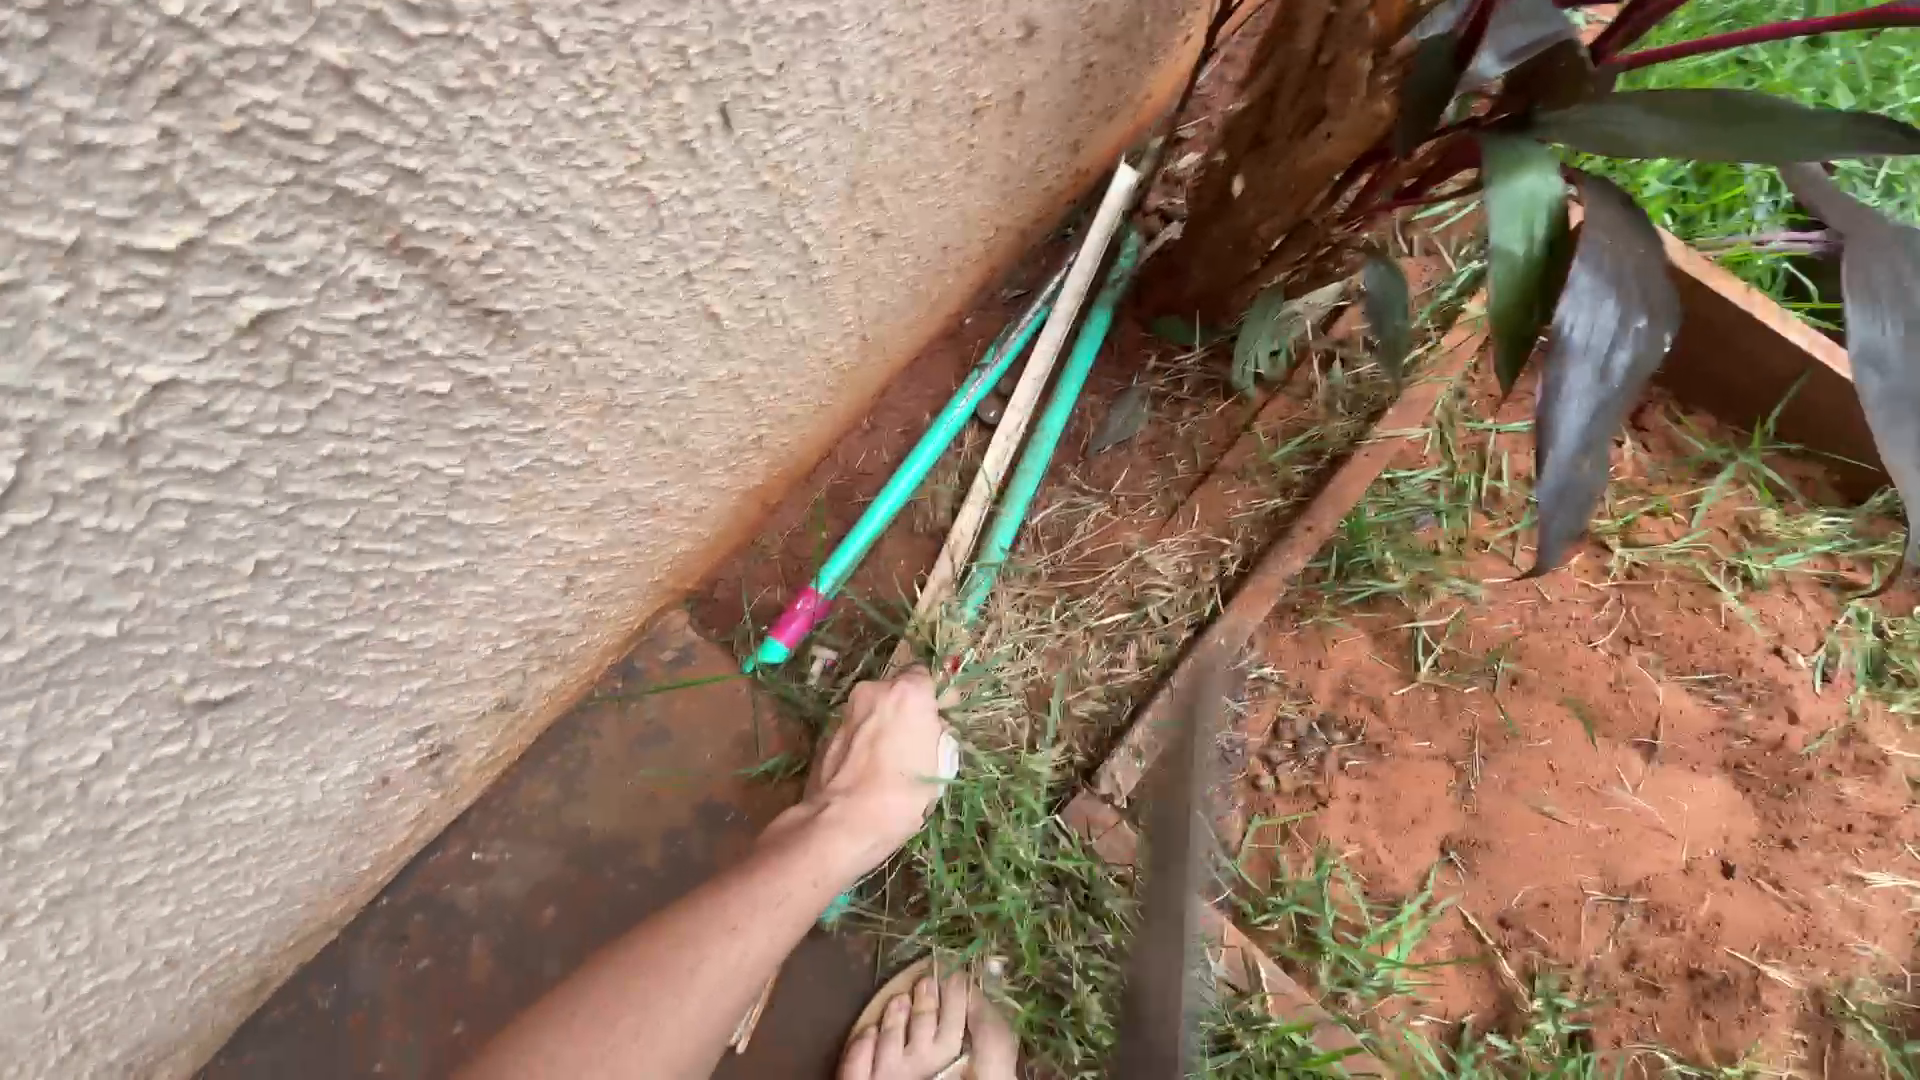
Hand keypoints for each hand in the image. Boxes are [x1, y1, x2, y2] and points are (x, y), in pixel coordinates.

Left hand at [781, 668, 956, 875]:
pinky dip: (862, 742)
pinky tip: (866, 771)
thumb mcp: (939, 766)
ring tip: (888, 762)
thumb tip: (931, 730)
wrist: (843, 823)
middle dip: (904, 711)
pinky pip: (854, 730)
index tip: (936, 722)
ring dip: (882, 726)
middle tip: (913, 743)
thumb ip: (935, 735)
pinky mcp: (826, 734)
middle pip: (895, 692)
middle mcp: (874, 691)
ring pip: (872, 711)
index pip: (924, 676)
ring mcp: (846, 711)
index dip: (931, 699)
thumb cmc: (903, 794)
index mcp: (908, 692)